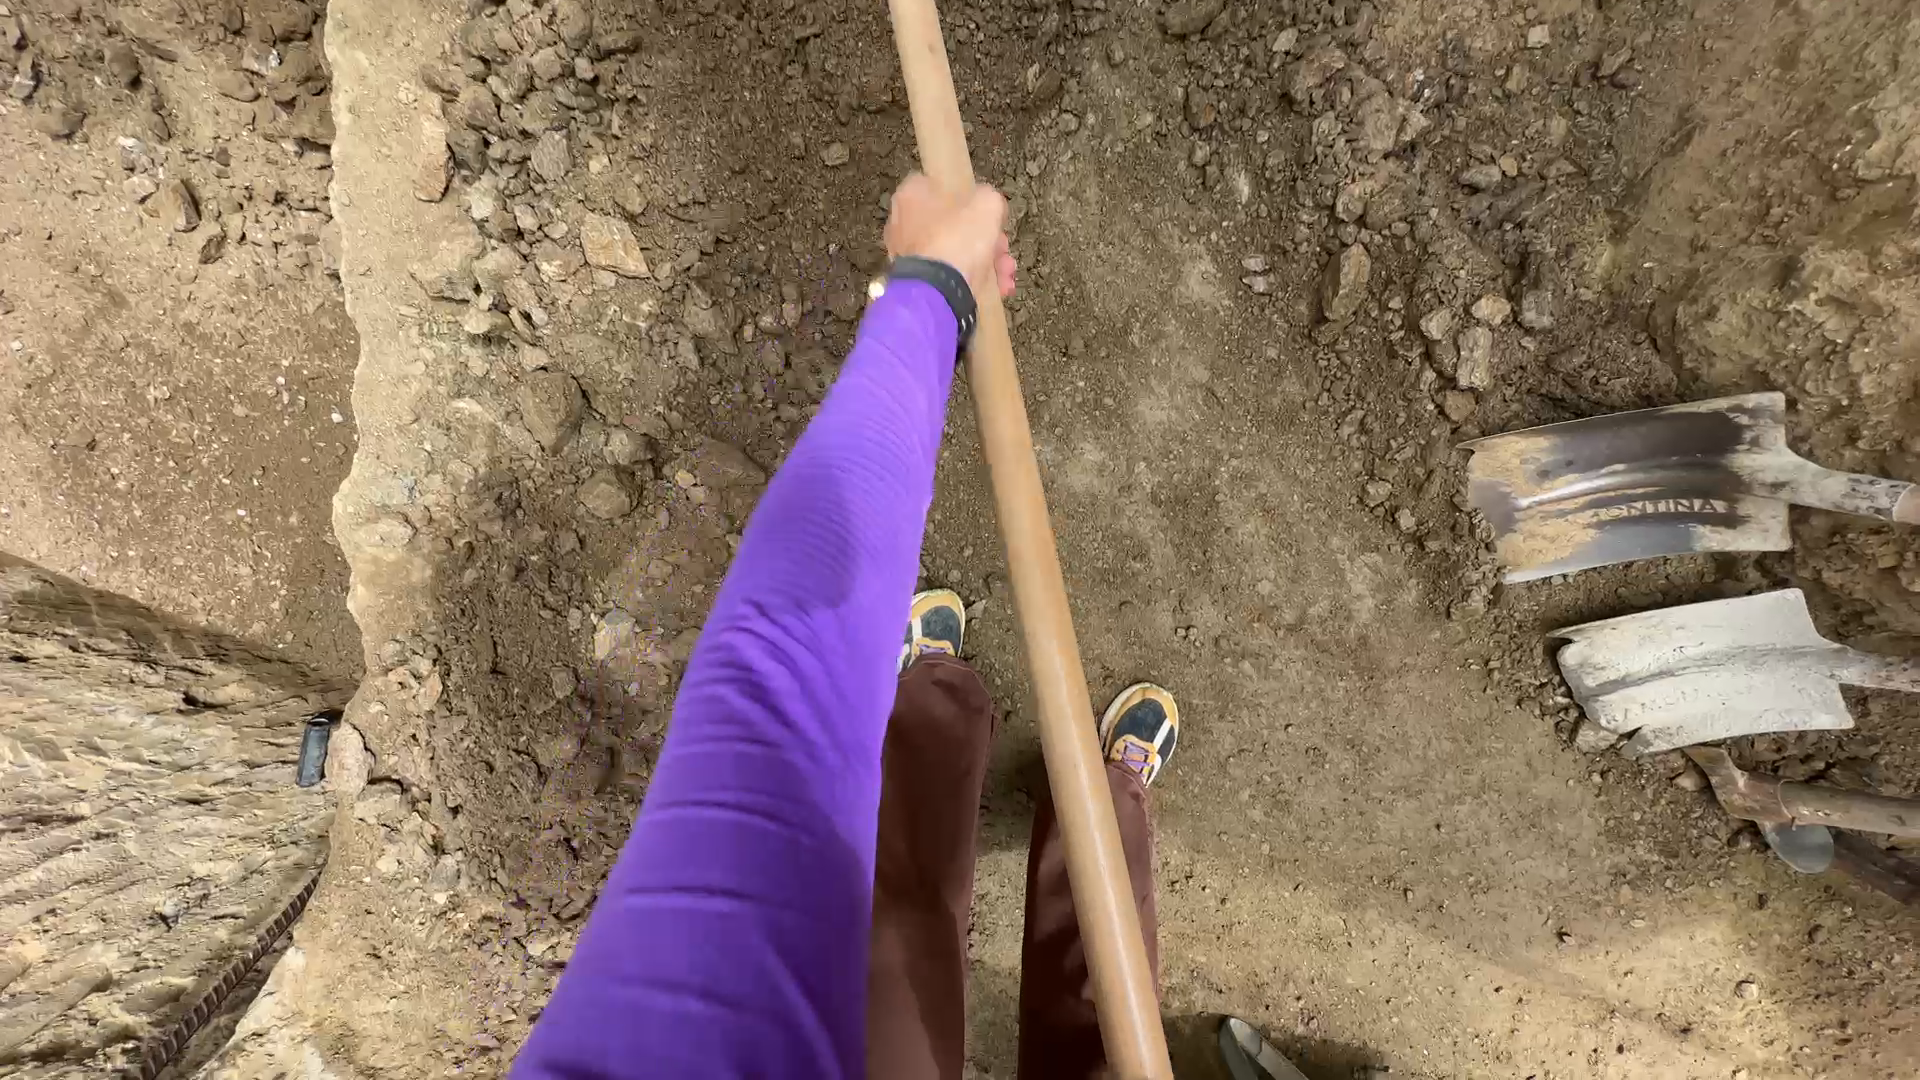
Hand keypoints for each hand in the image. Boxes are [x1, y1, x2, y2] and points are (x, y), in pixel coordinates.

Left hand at [883, 173, 1016, 301]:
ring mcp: (907, 255)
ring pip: (954, 253)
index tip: (987, 214)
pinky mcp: (916, 282)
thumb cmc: (958, 239)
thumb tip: (988, 208)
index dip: (970, 199)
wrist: (938, 292)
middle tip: (1002, 250)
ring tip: (1005, 276)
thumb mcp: (987, 204)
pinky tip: (997, 289)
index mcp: (913, 193)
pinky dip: (971, 282)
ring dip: (986, 263)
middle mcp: (903, 222)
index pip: (941, 186)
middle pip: (953, 225)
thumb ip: (989, 198)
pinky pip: (947, 276)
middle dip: (985, 239)